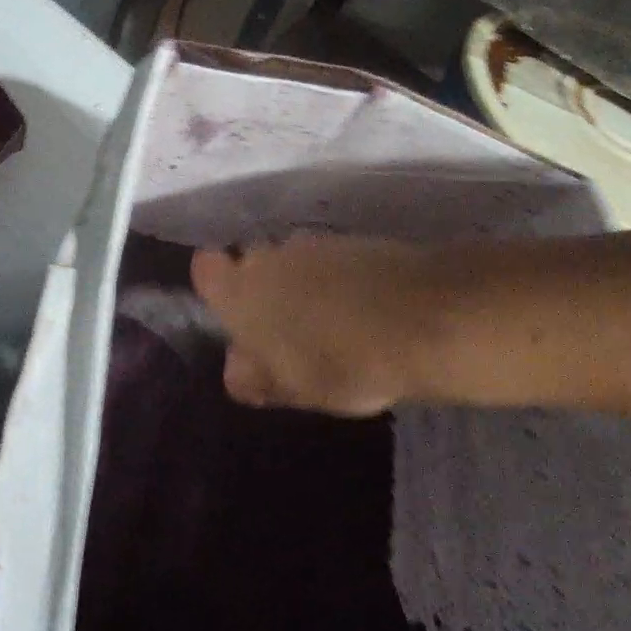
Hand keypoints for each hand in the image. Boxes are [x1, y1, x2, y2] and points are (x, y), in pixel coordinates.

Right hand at [190, 234, 441, 415]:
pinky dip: (341, 282)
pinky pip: (334, 262)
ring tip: (332, 326)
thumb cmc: (342, 361)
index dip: (215, 286)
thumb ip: (256, 377)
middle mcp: (269, 256)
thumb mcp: (293, 389)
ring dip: (305, 284)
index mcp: (240, 292)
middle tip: (289, 332)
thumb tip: (237, 367)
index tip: (235, 315)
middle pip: (252, 264)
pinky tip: (365, 314)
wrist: (425, 318)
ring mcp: (315, 244)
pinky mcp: (357, 241)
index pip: (205, 269)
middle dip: (264, 289)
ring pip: (295, 262)